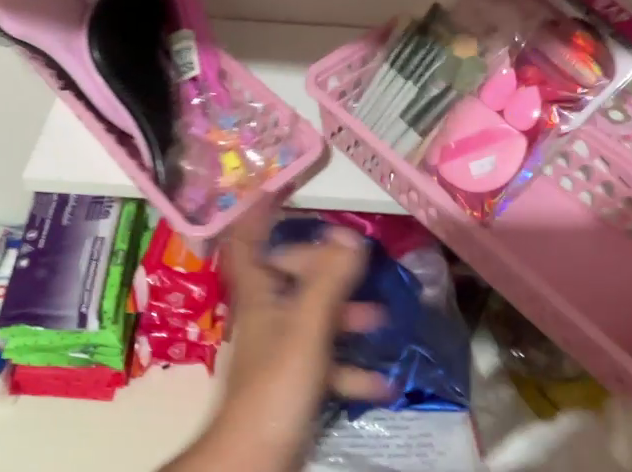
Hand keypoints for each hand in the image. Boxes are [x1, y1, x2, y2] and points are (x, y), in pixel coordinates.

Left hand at [160, 205, 389, 471]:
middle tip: (357, 259)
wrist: (255, 460)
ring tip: (383, 316)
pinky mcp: (292, 386)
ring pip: (313, 319)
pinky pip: (327, 367)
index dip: (258, 212)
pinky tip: (383, 381)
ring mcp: (278, 353)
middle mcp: (266, 317)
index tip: (279, 187)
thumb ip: (328, 281)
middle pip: (289, 277)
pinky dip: (353, 371)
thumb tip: (349, 235)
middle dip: (324, 266)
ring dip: (347, 315)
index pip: (248, 240)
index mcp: (259, 295)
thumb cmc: (276, 386)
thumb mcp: (307, 327)